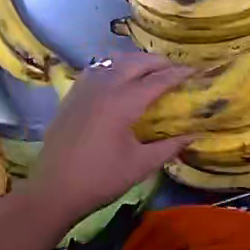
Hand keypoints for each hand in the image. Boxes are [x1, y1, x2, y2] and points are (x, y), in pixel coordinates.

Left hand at [20, 54, 192, 223]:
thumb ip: (169, 147)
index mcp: (123, 102)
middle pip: (136, 61)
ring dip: (135, 61)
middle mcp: (104, 86)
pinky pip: (97, 68)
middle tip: (175, 70)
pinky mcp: (72, 94)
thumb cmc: (100, 179)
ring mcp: (85, 87)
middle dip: (158, 62)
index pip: (158, 80)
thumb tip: (194, 135)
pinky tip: (119, 77)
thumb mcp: (140, 165)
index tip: (195, 71)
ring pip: (115, 60)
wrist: (53, 188)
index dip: (178, 74)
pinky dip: (114, 66)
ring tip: (150, 71)